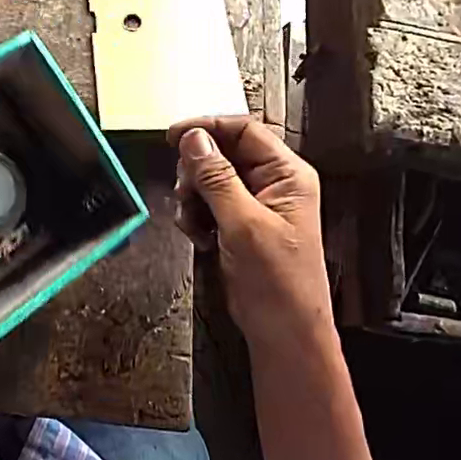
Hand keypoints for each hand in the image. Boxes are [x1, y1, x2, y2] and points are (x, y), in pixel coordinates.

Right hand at [169, 117, 333, 359]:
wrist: (283, 331)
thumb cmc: (277, 280)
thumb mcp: (244, 224)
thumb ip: (217, 178)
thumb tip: (193, 138)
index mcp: (287, 174)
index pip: (245, 131)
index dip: (208, 128)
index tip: (173, 136)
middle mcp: (273, 183)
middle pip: (224, 154)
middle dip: (198, 171)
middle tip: (184, 193)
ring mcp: (256, 205)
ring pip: (212, 180)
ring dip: (194, 197)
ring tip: (193, 223)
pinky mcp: (240, 225)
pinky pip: (210, 205)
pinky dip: (197, 217)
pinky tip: (200, 238)